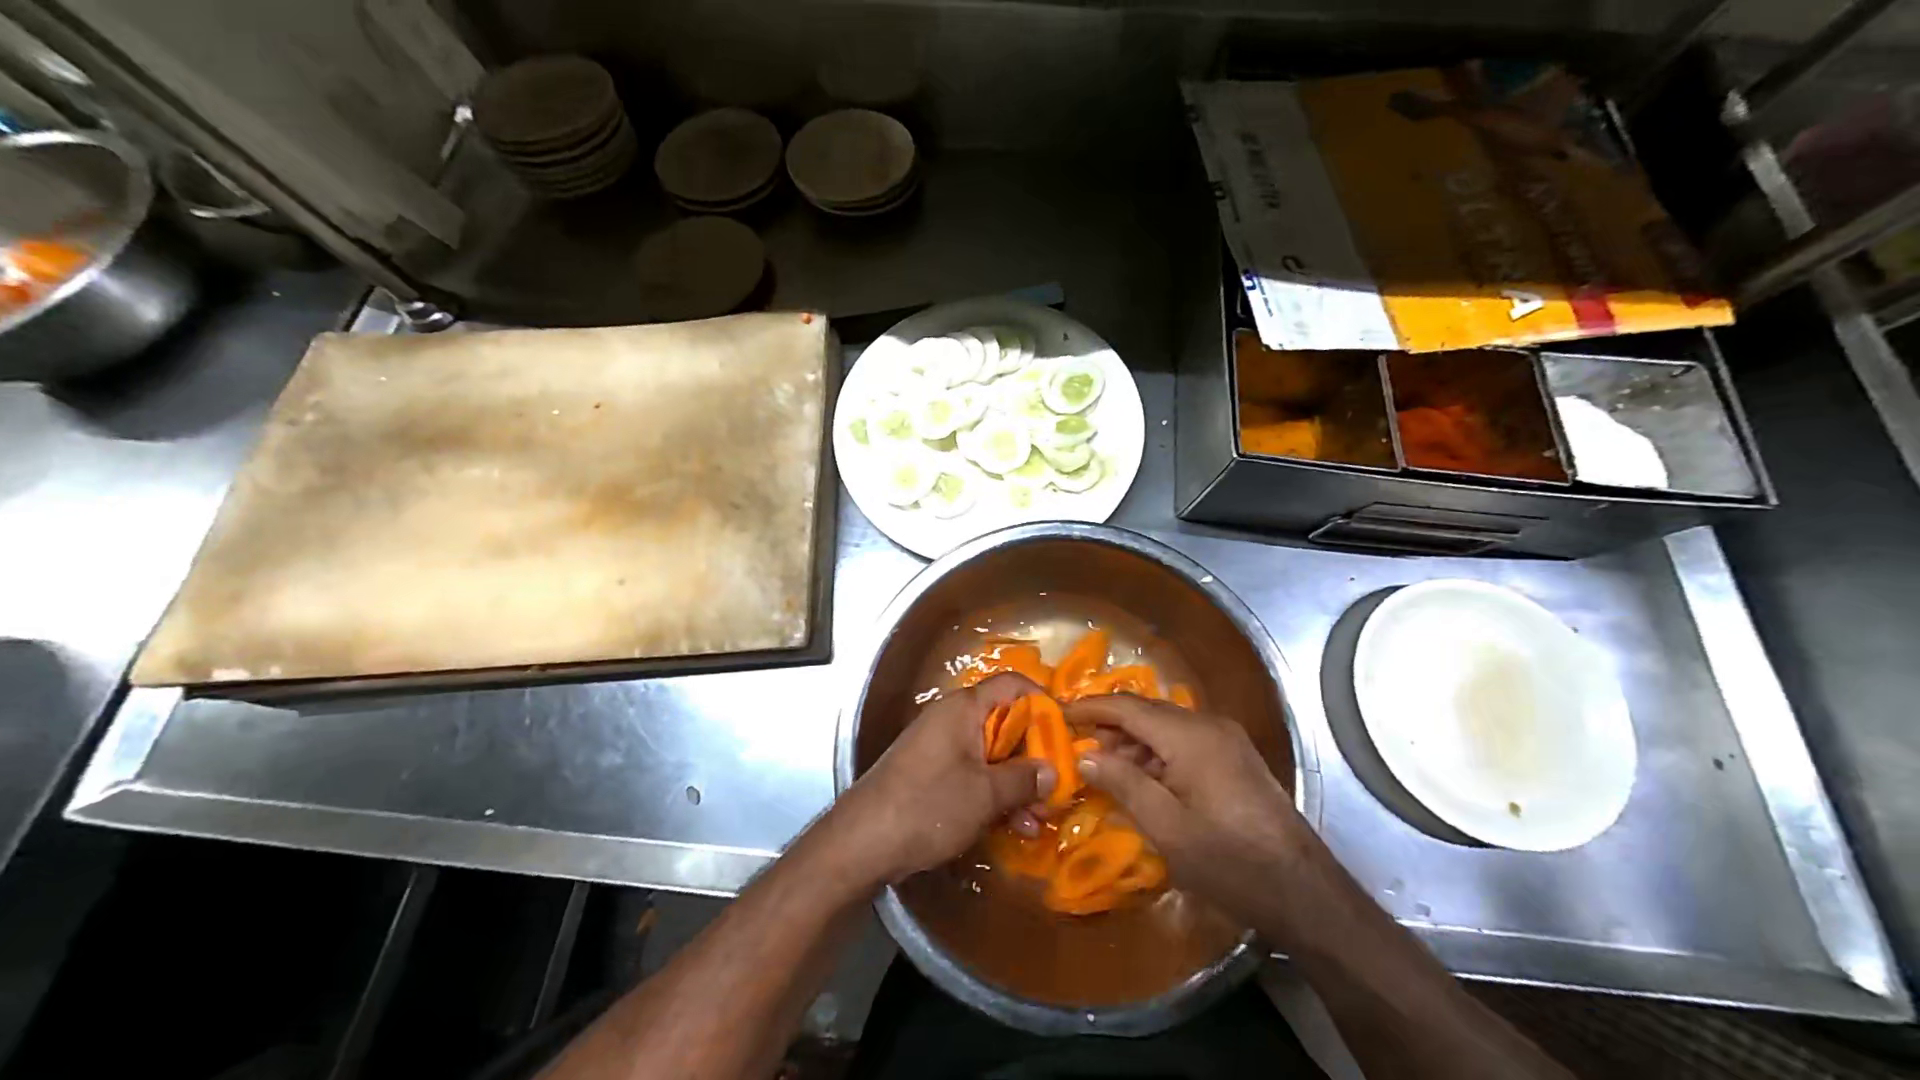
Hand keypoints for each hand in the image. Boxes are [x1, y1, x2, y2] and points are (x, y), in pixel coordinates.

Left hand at [828, 673, 1053, 883]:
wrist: (861, 843)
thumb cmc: (927, 806)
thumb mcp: (985, 794)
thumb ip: (1024, 778)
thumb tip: (1053, 770)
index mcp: (964, 709)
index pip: (1012, 685)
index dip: (1042, 702)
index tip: (1066, 733)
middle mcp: (952, 720)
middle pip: (1006, 723)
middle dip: (1034, 756)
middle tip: (1058, 787)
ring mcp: (940, 749)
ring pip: (992, 755)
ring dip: (1017, 784)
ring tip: (1040, 818)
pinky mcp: (932, 776)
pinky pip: (974, 776)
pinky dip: (995, 796)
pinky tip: (1015, 828)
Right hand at [1064, 694, 1309, 925]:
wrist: (1303, 891)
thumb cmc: (1228, 860)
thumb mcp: (1166, 826)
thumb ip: (1123, 783)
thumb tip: (1085, 755)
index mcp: (1190, 736)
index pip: (1128, 707)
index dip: (1091, 707)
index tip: (1059, 713)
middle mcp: (1209, 726)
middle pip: (1148, 712)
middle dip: (1111, 726)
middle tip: (1077, 746)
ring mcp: (1227, 740)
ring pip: (1167, 727)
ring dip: (1134, 742)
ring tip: (1106, 769)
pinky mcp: (1236, 758)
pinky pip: (1185, 741)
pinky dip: (1158, 753)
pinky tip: (1143, 779)